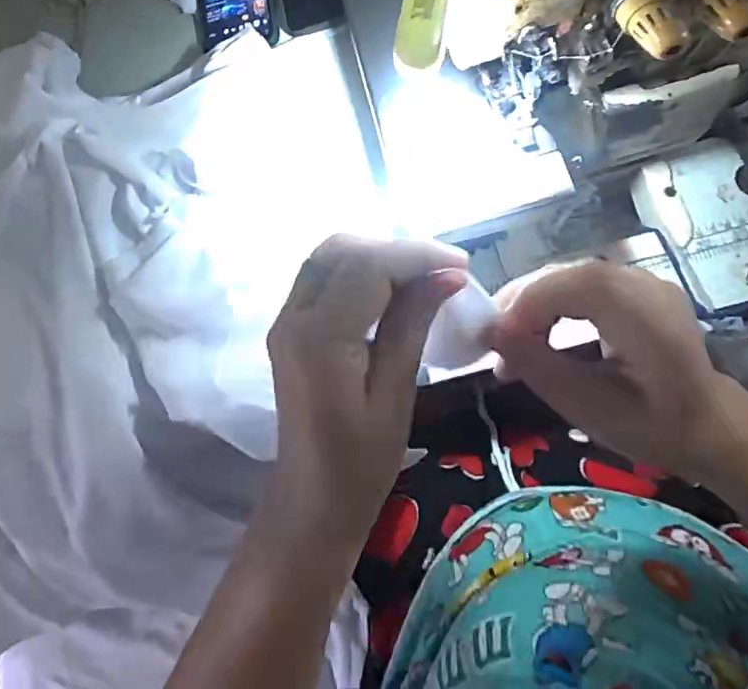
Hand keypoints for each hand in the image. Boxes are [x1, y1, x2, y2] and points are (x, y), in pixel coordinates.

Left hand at [263, 234, 469, 540]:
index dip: (416, 255)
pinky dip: (360, 269)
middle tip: (443, 269)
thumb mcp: (396, 395)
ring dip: (377, 254)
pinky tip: (393, 286)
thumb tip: (447, 273)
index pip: (367, 266)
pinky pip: (324, 276)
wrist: (310, 499)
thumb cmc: (360, 463)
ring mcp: (285, 318)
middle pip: (342, 249)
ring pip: (330, 255)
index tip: (461, 266)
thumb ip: (413, 324)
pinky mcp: (289, 325)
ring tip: (424, 274)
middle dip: (396, 249)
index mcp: (319, 338)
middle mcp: (292, 317)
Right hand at [489, 260, 747, 482]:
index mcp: (630, 303)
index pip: (555, 286)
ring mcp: (640, 280)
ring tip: (513, 344)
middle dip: (520, 306)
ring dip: (535, 306)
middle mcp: (636, 278)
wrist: (714, 429)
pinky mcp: (638, 289)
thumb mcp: (588, 405)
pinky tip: (544, 334)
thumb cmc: (655, 425)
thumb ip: (537, 364)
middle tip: (493, 344)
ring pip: (568, 278)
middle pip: (559, 276)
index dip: (516, 311)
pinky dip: (558, 305)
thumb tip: (491, 333)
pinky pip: (585, 286)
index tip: (490, 347)